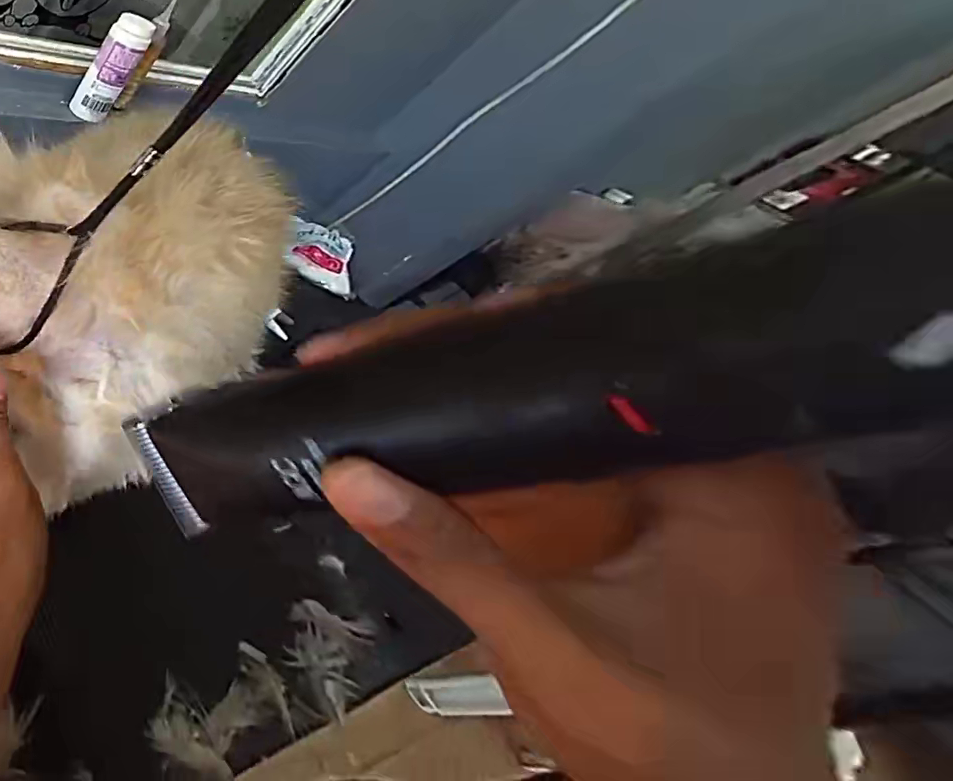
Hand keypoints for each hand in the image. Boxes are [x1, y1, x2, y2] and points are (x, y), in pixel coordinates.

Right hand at [300, 309, 844, 780]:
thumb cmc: (671, 744)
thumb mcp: (557, 650)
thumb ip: (452, 560)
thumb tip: (343, 475)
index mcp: (727, 479)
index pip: (611, 361)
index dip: (509, 329)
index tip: (416, 331)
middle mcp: (682, 457)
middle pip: (553, 366)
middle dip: (449, 350)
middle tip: (357, 348)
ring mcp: (626, 478)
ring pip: (521, 397)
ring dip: (437, 383)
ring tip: (354, 365)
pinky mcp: (579, 500)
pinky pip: (504, 441)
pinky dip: (442, 428)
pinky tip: (385, 417)